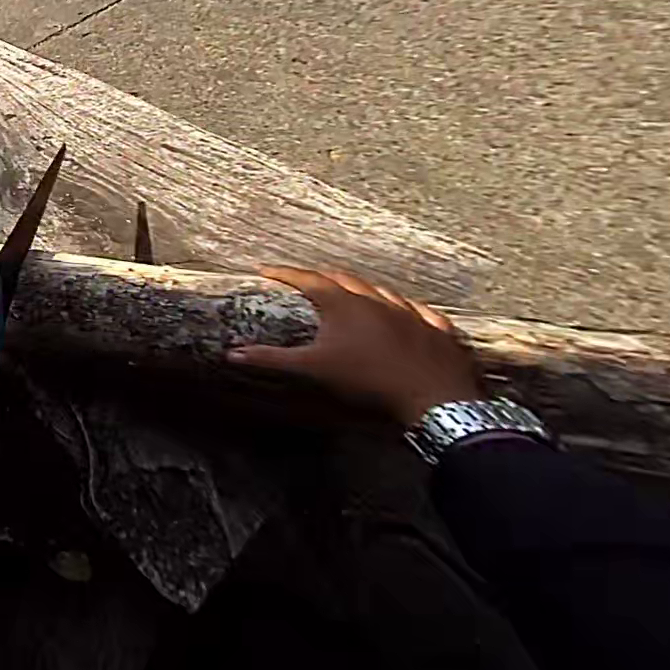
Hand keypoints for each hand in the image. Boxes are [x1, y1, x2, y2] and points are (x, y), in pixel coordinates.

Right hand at [228, 266, 483, 425]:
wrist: (434, 400)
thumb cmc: (366, 380)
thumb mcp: (313, 368)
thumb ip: (272, 359)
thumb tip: (231, 354)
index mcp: (343, 304)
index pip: (306, 279)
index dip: (283, 273)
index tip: (265, 270)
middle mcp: (375, 301)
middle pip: (343, 278)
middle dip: (320, 275)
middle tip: (304, 278)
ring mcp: (410, 314)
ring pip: (381, 290)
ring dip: (361, 287)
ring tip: (350, 289)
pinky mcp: (438, 331)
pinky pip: (422, 312)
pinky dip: (408, 308)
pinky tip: (407, 311)